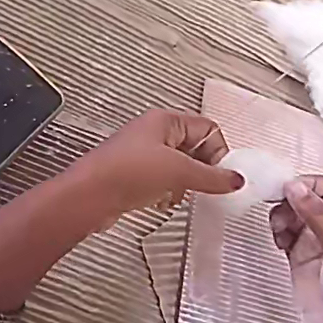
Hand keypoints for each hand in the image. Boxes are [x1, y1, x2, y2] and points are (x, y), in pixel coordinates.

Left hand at [65, 109, 241, 221]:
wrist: (88, 197)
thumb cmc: (122, 172)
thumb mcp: (178, 171)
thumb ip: (211, 176)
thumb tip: (234, 179)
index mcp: (164, 121)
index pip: (207, 128)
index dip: (219, 151)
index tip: (223, 175)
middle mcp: (153, 135)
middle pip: (194, 149)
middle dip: (202, 170)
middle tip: (206, 186)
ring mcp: (142, 156)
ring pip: (179, 168)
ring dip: (184, 184)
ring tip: (179, 194)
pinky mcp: (134, 177)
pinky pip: (162, 182)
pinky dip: (168, 193)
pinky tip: (162, 202)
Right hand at [269, 175, 322, 322]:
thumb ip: (321, 217)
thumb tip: (297, 187)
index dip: (307, 185)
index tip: (285, 189)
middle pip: (307, 197)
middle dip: (290, 198)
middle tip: (276, 206)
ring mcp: (319, 244)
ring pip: (293, 213)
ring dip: (281, 214)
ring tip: (279, 227)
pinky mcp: (301, 258)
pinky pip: (284, 232)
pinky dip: (277, 230)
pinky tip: (279, 238)